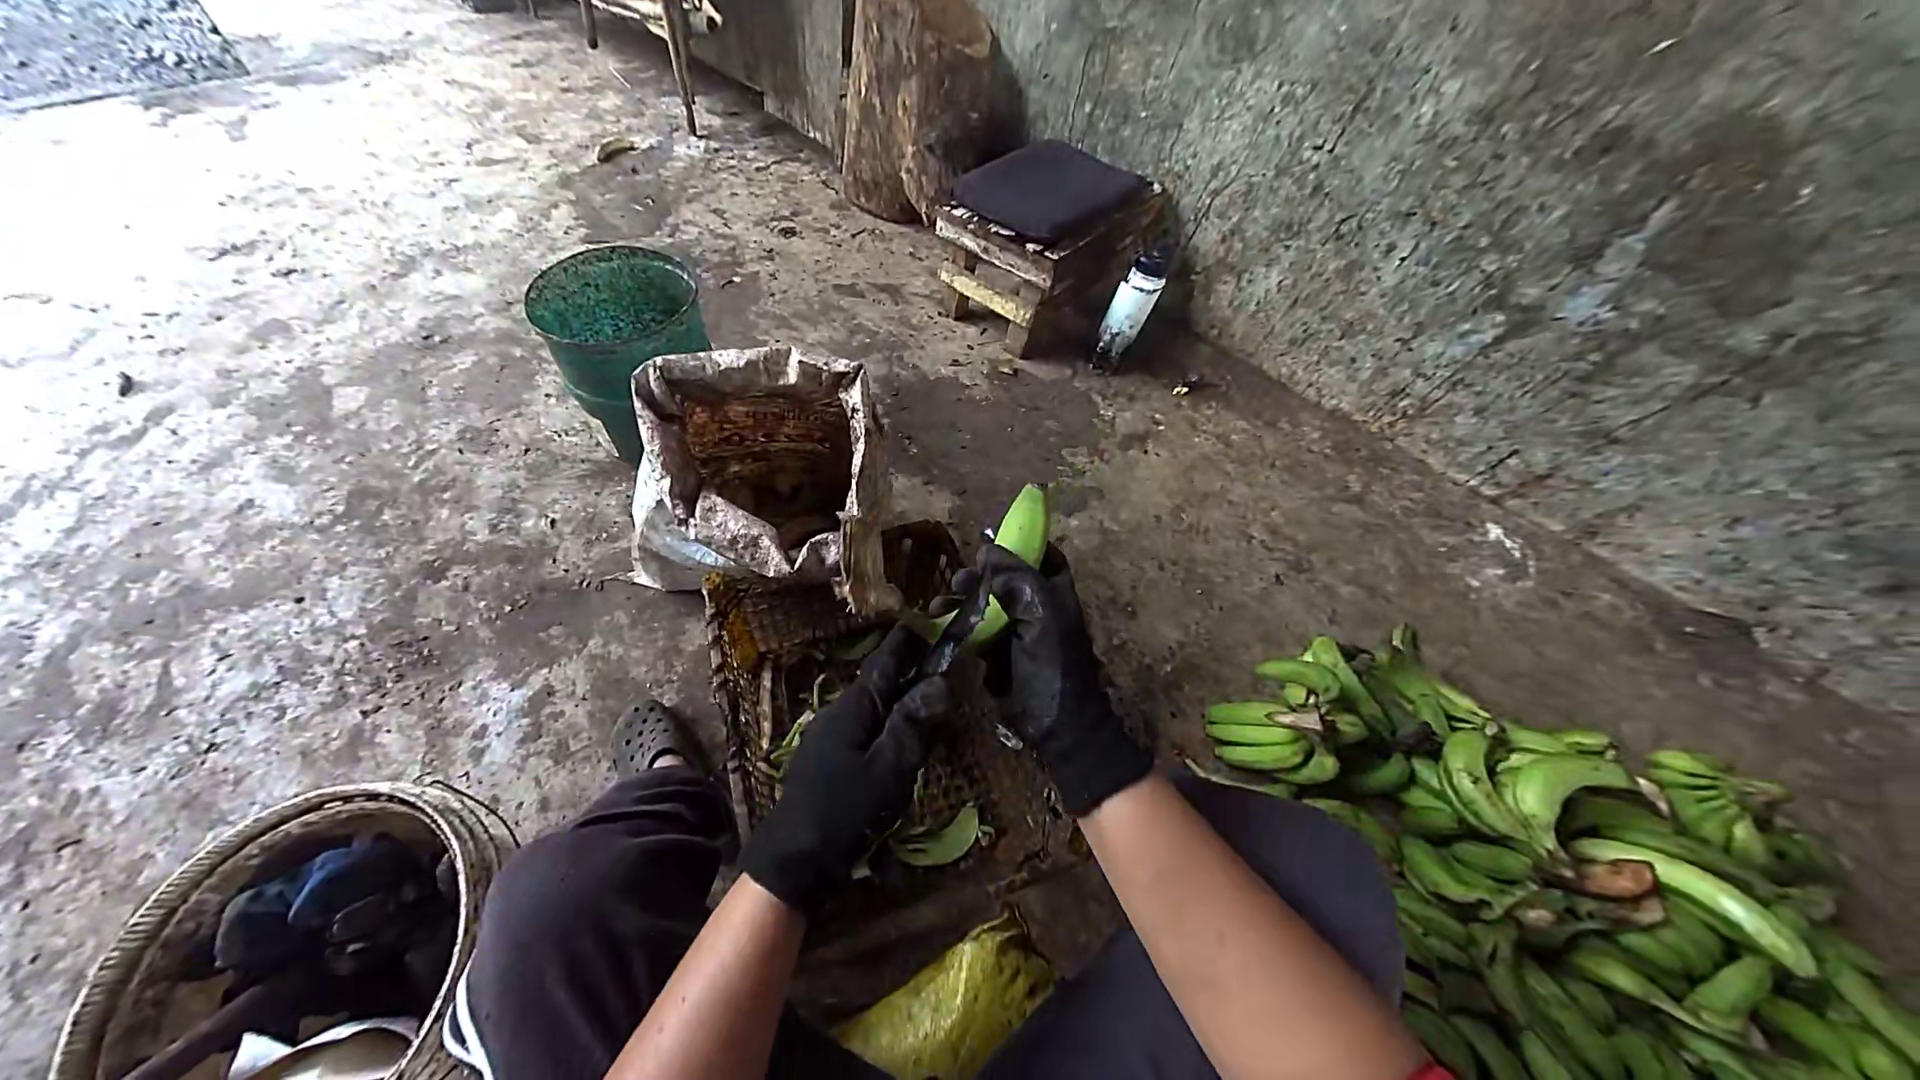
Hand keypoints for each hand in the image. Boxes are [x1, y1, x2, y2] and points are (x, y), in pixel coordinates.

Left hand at [739, 624, 950, 913]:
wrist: (792, 859)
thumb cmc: (844, 810)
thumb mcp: (889, 768)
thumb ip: (913, 723)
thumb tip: (939, 681)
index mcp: (855, 706)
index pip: (887, 660)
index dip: (910, 640)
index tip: (932, 619)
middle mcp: (840, 711)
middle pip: (882, 680)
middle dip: (911, 666)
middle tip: (944, 658)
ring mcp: (831, 734)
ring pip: (875, 704)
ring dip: (902, 694)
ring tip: (933, 693)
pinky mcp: (829, 757)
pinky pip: (868, 726)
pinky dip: (891, 720)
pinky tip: (905, 735)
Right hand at [966, 545, 1151, 816]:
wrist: (1057, 727)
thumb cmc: (1055, 667)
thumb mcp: (1040, 616)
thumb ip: (1017, 580)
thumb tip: (987, 551)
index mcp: (1055, 594)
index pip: (1042, 556)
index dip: (1020, 544)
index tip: (990, 539)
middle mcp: (1037, 608)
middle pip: (1006, 579)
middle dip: (980, 575)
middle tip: (957, 579)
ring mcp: (1017, 632)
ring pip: (987, 604)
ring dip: (963, 600)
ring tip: (942, 602)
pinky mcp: (999, 655)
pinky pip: (977, 632)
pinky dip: (959, 625)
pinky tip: (940, 622)